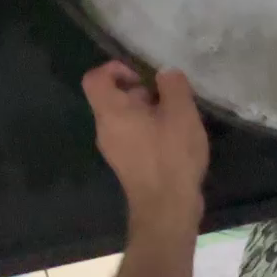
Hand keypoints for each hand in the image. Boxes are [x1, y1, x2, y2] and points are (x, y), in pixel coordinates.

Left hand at [81, 62, 209, 235]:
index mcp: (111, 113)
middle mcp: (106, 129)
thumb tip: (165, 73)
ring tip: (178, 119)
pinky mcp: (127, 164)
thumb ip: (173, 85)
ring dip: (150, 111)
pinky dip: (151, 129)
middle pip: (114, 97)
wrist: (167, 208)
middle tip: (171, 99)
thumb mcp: (181, 113)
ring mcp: (115, 149)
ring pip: (126, 117)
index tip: (142, 76)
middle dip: (142, 91)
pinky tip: (176, 139)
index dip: (115, 68)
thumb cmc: (171, 156)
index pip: (95, 78)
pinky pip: (133, 135)